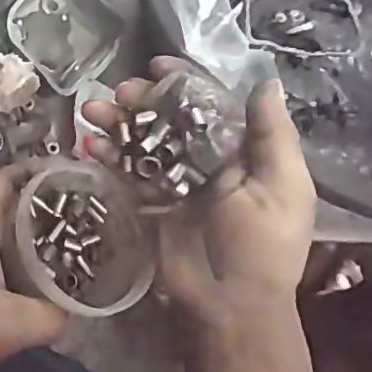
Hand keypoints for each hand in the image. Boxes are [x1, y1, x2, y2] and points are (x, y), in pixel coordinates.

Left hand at [0, 168, 67, 371]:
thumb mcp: (14, 325)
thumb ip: (52, 316)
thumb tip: (73, 311)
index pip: (3, 181)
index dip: (31, 171)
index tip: (64, 176)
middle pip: (6, 209)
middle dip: (40, 209)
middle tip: (78, 217)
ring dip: (28, 239)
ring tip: (66, 248)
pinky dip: (14, 264)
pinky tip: (33, 284)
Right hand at [81, 58, 315, 327]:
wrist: (231, 307)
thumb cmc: (262, 246)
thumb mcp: (282, 187)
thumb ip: (272, 134)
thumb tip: (266, 83)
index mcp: (242, 152)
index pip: (212, 104)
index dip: (186, 81)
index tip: (158, 64)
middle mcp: (208, 161)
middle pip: (170, 119)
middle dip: (143, 101)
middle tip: (119, 92)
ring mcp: (176, 184)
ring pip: (144, 142)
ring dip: (117, 124)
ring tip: (92, 111)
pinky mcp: (151, 206)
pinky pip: (128, 174)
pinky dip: (109, 157)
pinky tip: (89, 145)